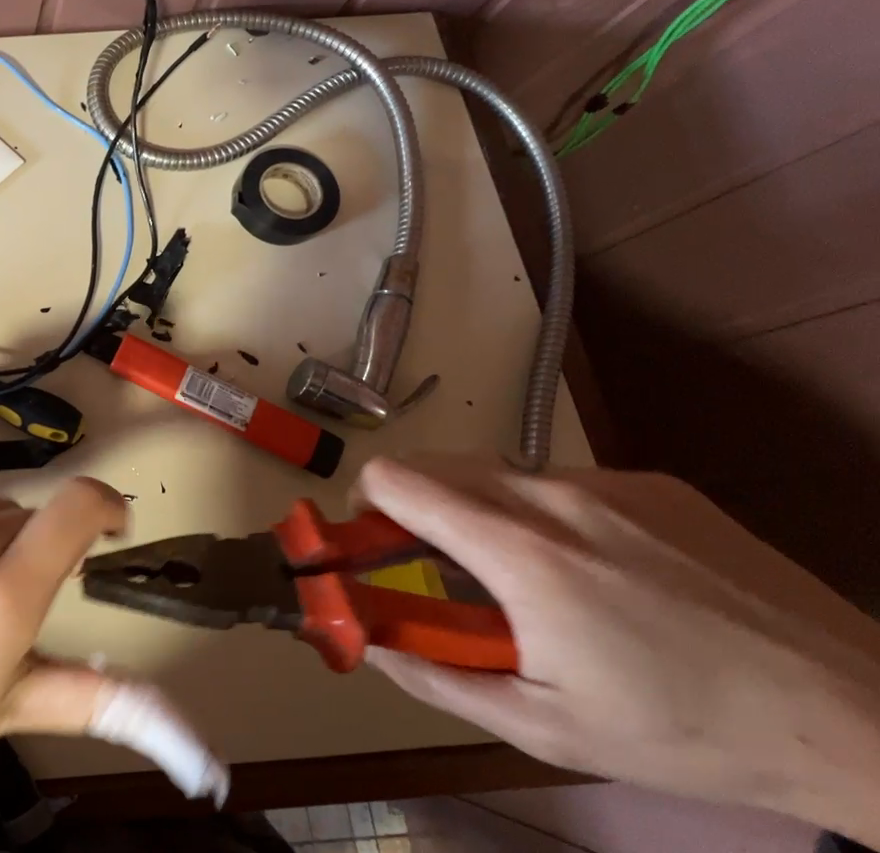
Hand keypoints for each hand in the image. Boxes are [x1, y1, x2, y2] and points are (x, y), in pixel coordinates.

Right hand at [354, 456, 879, 841]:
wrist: (862, 716)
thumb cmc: (686, 732)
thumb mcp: (543, 728)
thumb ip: (435, 678)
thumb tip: (369, 642)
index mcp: (519, 552)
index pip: (396, 478)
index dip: (366, 505)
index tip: (378, 547)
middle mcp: (556, 496)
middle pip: (436, 464)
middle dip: (416, 508)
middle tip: (443, 573)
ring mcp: (612, 483)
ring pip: (500, 474)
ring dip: (483, 513)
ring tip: (535, 582)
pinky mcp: (658, 484)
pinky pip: (563, 483)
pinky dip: (547, 515)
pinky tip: (605, 574)